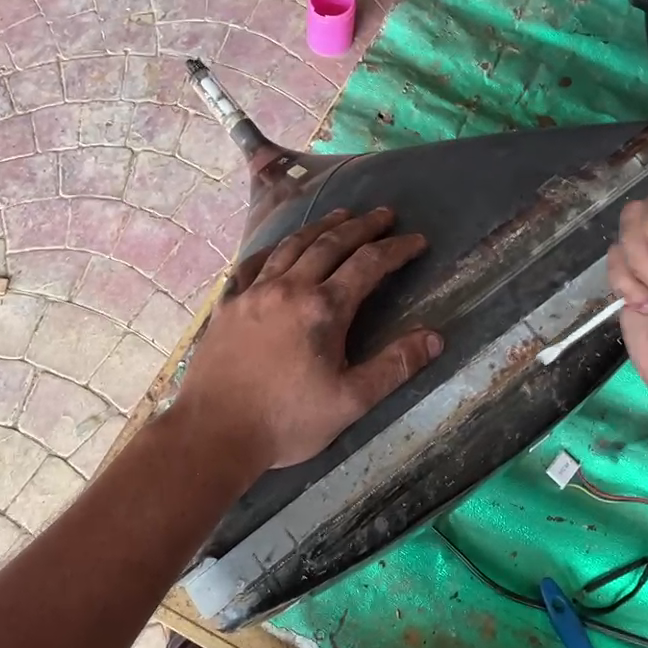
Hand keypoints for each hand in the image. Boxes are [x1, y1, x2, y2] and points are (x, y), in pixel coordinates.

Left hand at [172, 208, 443, 470]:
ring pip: (291, 246)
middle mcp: (288, 288)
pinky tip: (278, 248)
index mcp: (323, 309)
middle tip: (384, 214)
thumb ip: (394, 367)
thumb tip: (434, 338)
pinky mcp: (227, 306)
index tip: (417, 241)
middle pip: (330, 244)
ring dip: (320, 227)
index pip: (369, 265)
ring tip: (340, 216)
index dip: (396, 249)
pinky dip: (273, 249)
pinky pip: (252, 265)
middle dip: (361, 226)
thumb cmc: (286, 421)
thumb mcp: (350, 402)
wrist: (213, 432)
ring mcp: (253, 293)